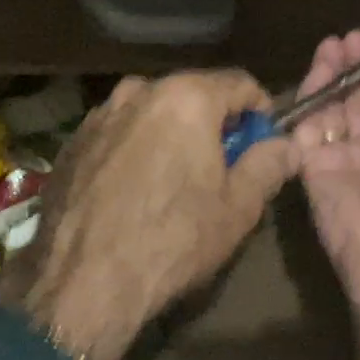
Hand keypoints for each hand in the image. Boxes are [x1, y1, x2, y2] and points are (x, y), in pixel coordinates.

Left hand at [0, 71, 300, 359]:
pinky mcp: (73, 140)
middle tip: (223, 164)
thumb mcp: (237, 208)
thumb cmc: (172, 239)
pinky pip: (117, 133)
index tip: (264, 139)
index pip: (238, 82)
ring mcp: (100, 114)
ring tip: (175, 180)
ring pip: (149, 112)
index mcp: (185, 97)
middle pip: (190, 94)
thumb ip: (267, 165)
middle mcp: (138, 91)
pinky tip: (133, 189)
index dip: (259, 108)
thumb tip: (286, 145)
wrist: (82, 277)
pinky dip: (133, 149)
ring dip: (169, 134)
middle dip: (211, 122)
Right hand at [296, 29, 359, 359]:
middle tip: (349, 34)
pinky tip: (319, 70)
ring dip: (331, 73)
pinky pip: (307, 128)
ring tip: (334, 42)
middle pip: (356, 99)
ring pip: (330, 107)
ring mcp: (337, 159)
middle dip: (353, 65)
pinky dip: (312, 97)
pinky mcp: (309, 169)